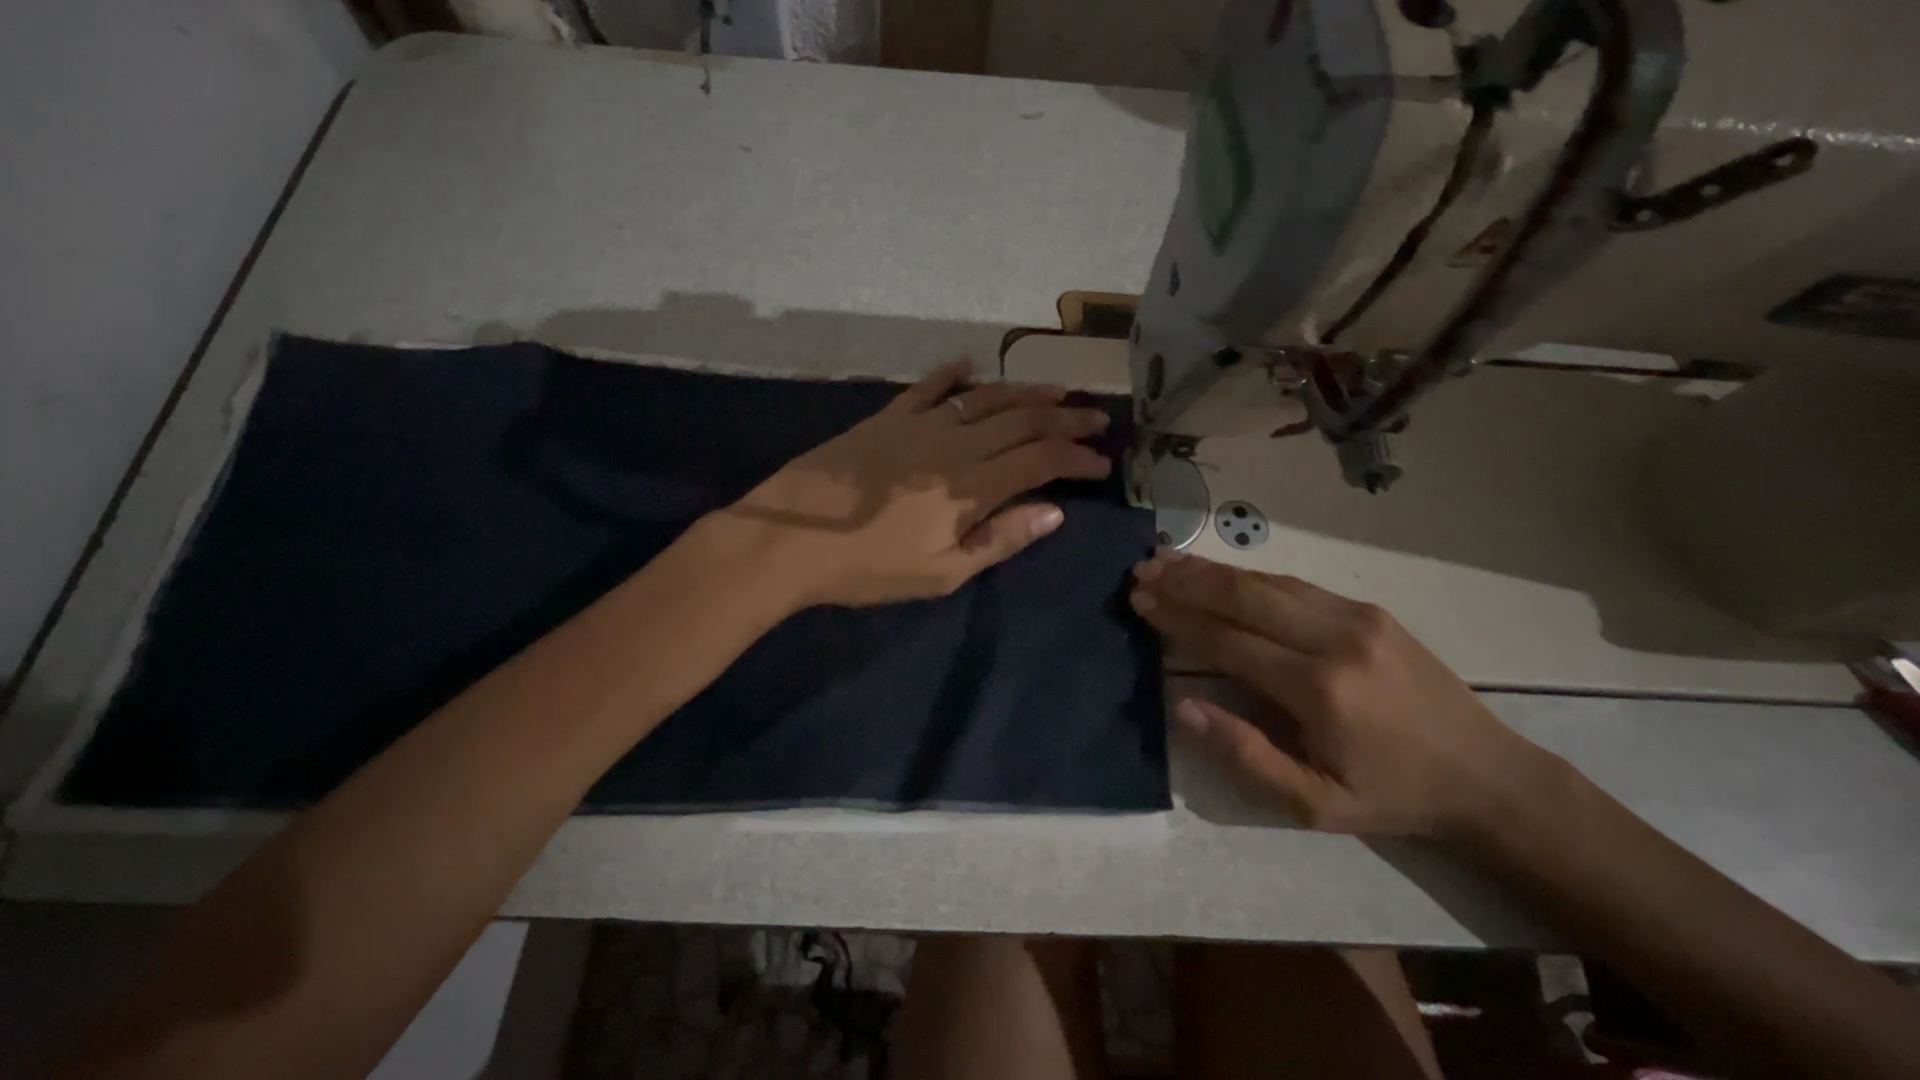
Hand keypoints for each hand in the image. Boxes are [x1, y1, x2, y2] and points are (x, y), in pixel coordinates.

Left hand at [723, 358, 1112, 607]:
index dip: (1076, 457)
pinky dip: (953, 373)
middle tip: (1097, 417)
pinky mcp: (886, 418)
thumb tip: (1054, 513)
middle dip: (1065, 418)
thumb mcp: (940, 573)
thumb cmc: (866, 567)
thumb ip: (999, 540)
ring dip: (1025, 392)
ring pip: (985, 398)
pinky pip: (928, 387)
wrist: (788, 537)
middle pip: (1022, 421)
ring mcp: (919, 424)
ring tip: (1057, 390)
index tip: (1102, 461)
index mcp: (971, 486)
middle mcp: (954, 444)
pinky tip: (971, 364)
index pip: (1040, 461)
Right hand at [1130, 552, 1557, 838]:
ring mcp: (1358, 618)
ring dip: (1215, 572)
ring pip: (1271, 582)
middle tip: (1143, 570)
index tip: (1140, 601)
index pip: (1230, 641)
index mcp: (1318, 689)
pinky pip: (1299, 586)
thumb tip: (1183, 708)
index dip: (1180, 619)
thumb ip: (1245, 756)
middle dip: (1189, 581)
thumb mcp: (1314, 805)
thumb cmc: (1392, 796)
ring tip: (1169, 561)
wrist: (1485, 774)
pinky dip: (1253, 576)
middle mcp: (1336, 639)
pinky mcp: (1372, 612)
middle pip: (1247, 596)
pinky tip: (1225, 574)